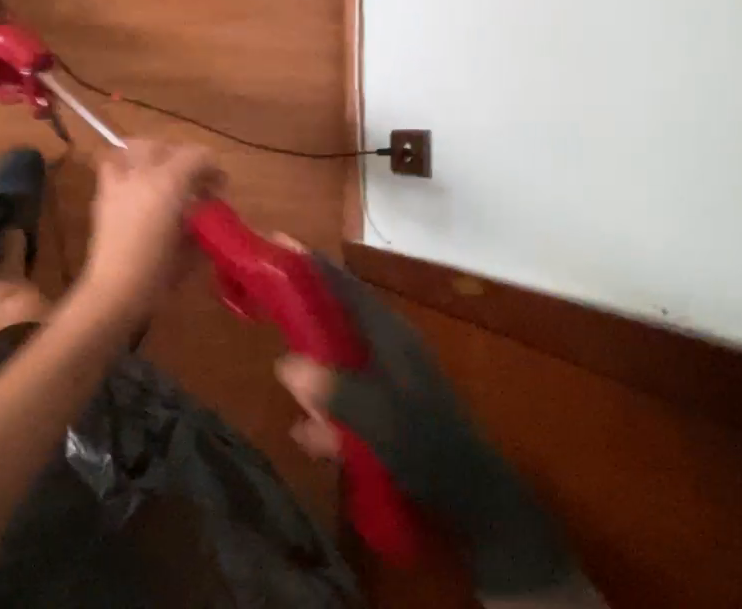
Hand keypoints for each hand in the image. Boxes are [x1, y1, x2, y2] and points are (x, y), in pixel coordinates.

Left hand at [78, 140, 221, 324]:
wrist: (115, 291)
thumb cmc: (159, 273)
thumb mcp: (193, 247)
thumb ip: (203, 219)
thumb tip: (207, 208)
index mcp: (168, 183)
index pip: (197, 155)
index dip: (212, 168)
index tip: (219, 188)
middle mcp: (141, 174)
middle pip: (164, 145)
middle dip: (181, 157)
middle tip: (192, 182)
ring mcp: (118, 182)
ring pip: (133, 147)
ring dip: (151, 155)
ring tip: (161, 177)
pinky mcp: (101, 195)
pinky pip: (112, 165)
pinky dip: (126, 168)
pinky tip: (138, 190)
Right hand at [272, 240, 583, 600]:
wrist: (475, 499)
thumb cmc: (427, 448)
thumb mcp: (377, 420)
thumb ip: (333, 390)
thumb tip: (286, 365)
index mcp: (390, 336)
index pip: (345, 287)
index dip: (311, 264)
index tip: (277, 240)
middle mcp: (389, 347)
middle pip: (336, 316)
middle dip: (301, 312)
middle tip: (266, 303)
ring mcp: (390, 376)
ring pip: (338, 358)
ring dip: (313, 373)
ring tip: (293, 401)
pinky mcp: (389, 406)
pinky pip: (347, 395)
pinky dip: (327, 410)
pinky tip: (311, 437)